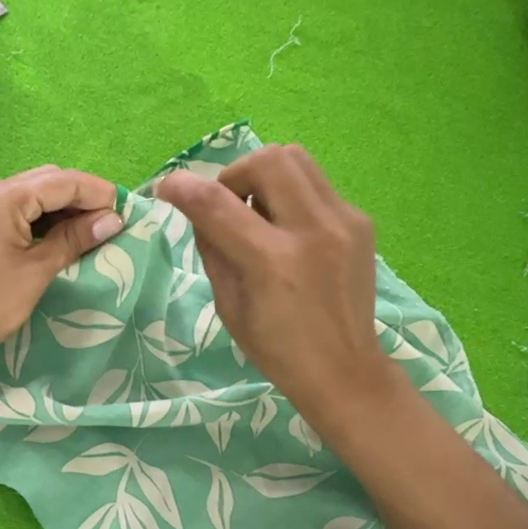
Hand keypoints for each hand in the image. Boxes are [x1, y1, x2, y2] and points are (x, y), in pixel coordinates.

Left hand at [0, 166, 123, 355]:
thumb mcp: (38, 271)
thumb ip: (75, 239)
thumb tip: (113, 219)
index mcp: (4, 197)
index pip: (62, 182)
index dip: (97, 193)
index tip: (126, 210)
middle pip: (47, 180)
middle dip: (81, 197)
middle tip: (111, 221)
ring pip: (32, 192)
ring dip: (62, 206)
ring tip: (92, 229)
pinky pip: (16, 208)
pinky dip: (41, 217)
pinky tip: (61, 234)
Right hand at [155, 145, 394, 419]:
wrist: (343, 369)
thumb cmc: (276, 350)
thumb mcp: (229, 306)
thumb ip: (214, 252)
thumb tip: (200, 213)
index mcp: (272, 262)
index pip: (218, 206)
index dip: (184, 190)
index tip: (167, 187)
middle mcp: (312, 230)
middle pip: (267, 160)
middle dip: (235, 175)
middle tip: (227, 206)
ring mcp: (343, 220)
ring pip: (297, 159)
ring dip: (265, 177)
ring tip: (257, 214)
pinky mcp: (360, 220)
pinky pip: (317, 185)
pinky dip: (290, 198)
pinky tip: (287, 233)